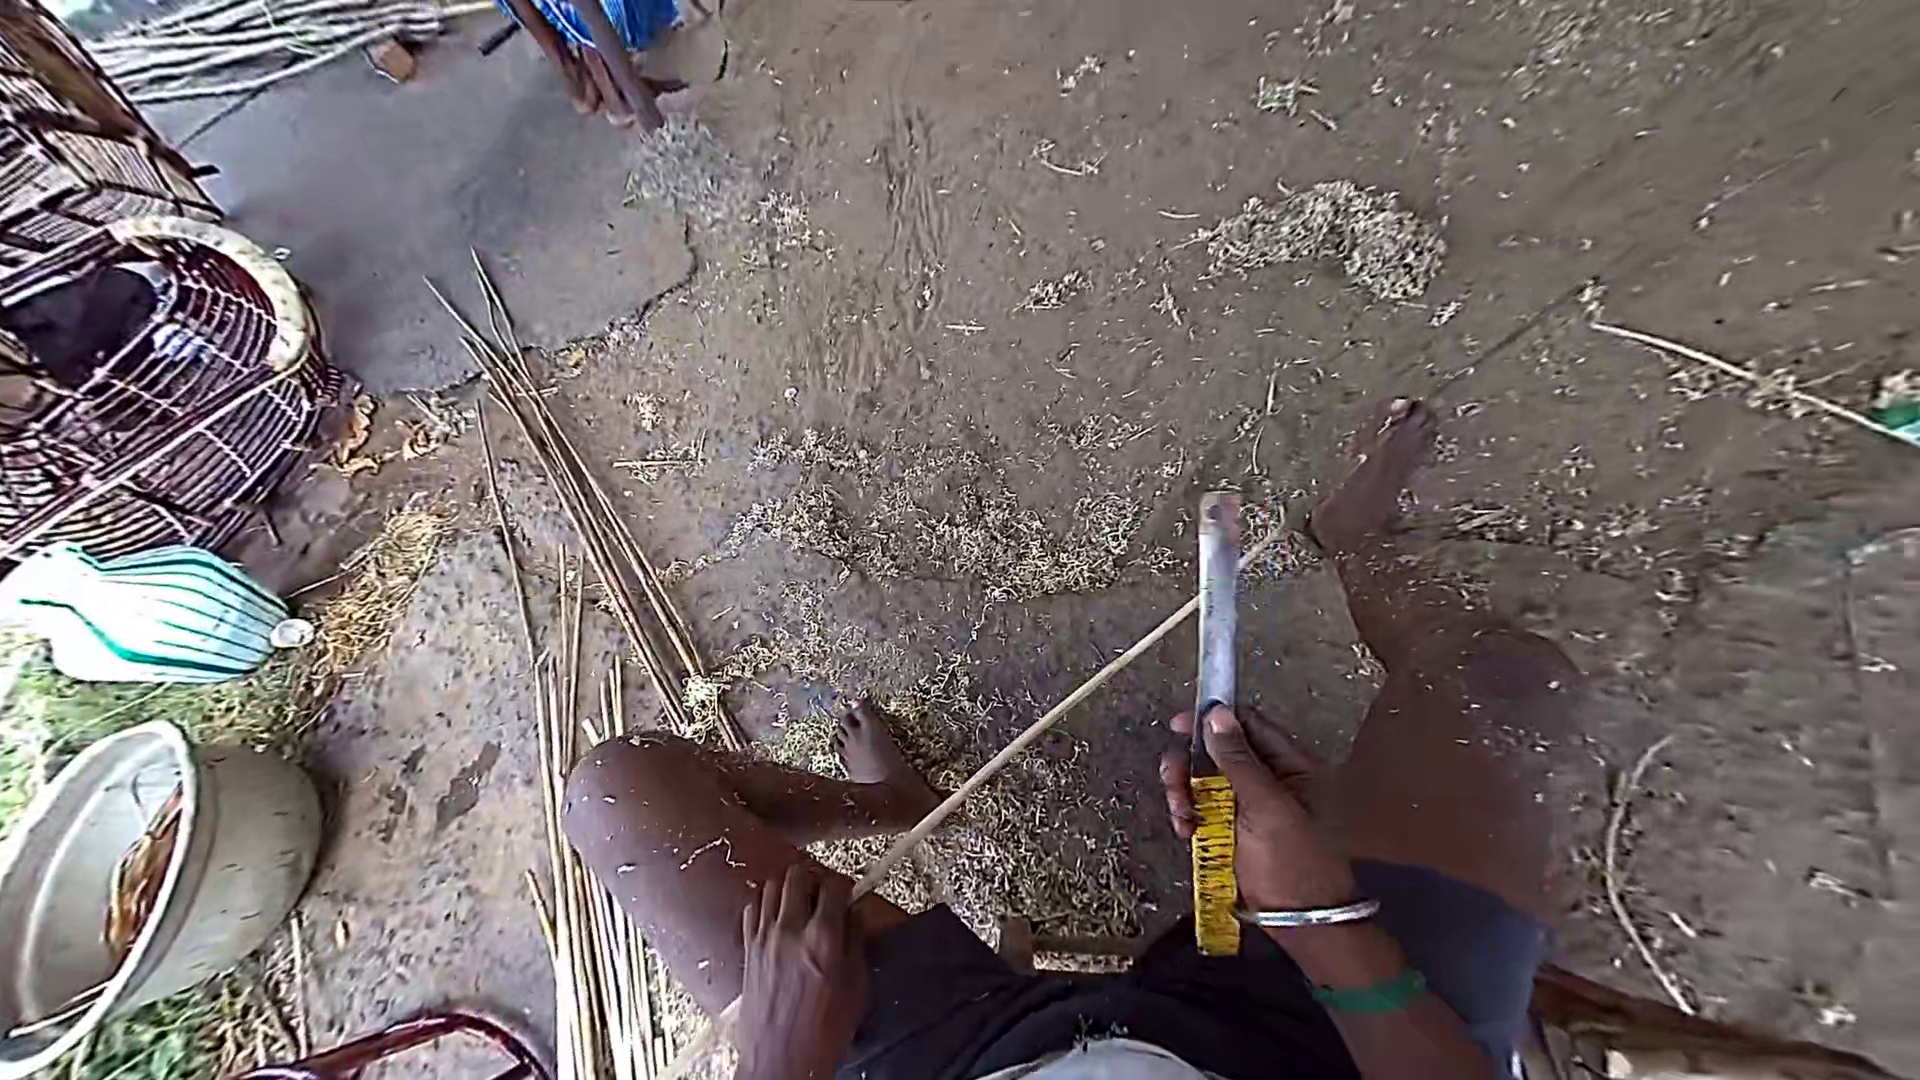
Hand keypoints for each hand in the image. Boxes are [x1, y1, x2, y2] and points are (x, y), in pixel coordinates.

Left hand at [736, 864, 867, 1079]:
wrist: (779, 1065)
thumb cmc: (823, 1032)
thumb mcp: (856, 987)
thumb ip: (857, 940)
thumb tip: (855, 911)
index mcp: (823, 938)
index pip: (834, 885)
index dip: (845, 883)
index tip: (848, 892)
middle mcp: (791, 929)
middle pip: (797, 874)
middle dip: (814, 877)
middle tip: (822, 892)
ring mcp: (765, 938)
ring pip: (772, 885)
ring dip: (788, 887)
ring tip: (799, 901)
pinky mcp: (749, 950)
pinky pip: (753, 908)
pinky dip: (765, 904)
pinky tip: (776, 917)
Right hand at [1160, 706, 1356, 910]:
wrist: (1299, 924)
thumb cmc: (1294, 862)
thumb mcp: (1268, 807)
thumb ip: (1239, 759)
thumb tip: (1216, 713)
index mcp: (1291, 767)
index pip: (1249, 725)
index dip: (1214, 719)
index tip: (1180, 724)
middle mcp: (1267, 778)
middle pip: (1216, 749)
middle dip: (1190, 762)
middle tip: (1173, 777)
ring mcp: (1244, 802)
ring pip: (1200, 776)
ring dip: (1183, 789)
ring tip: (1181, 813)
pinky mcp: (1227, 825)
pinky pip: (1196, 803)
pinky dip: (1185, 812)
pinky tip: (1185, 829)